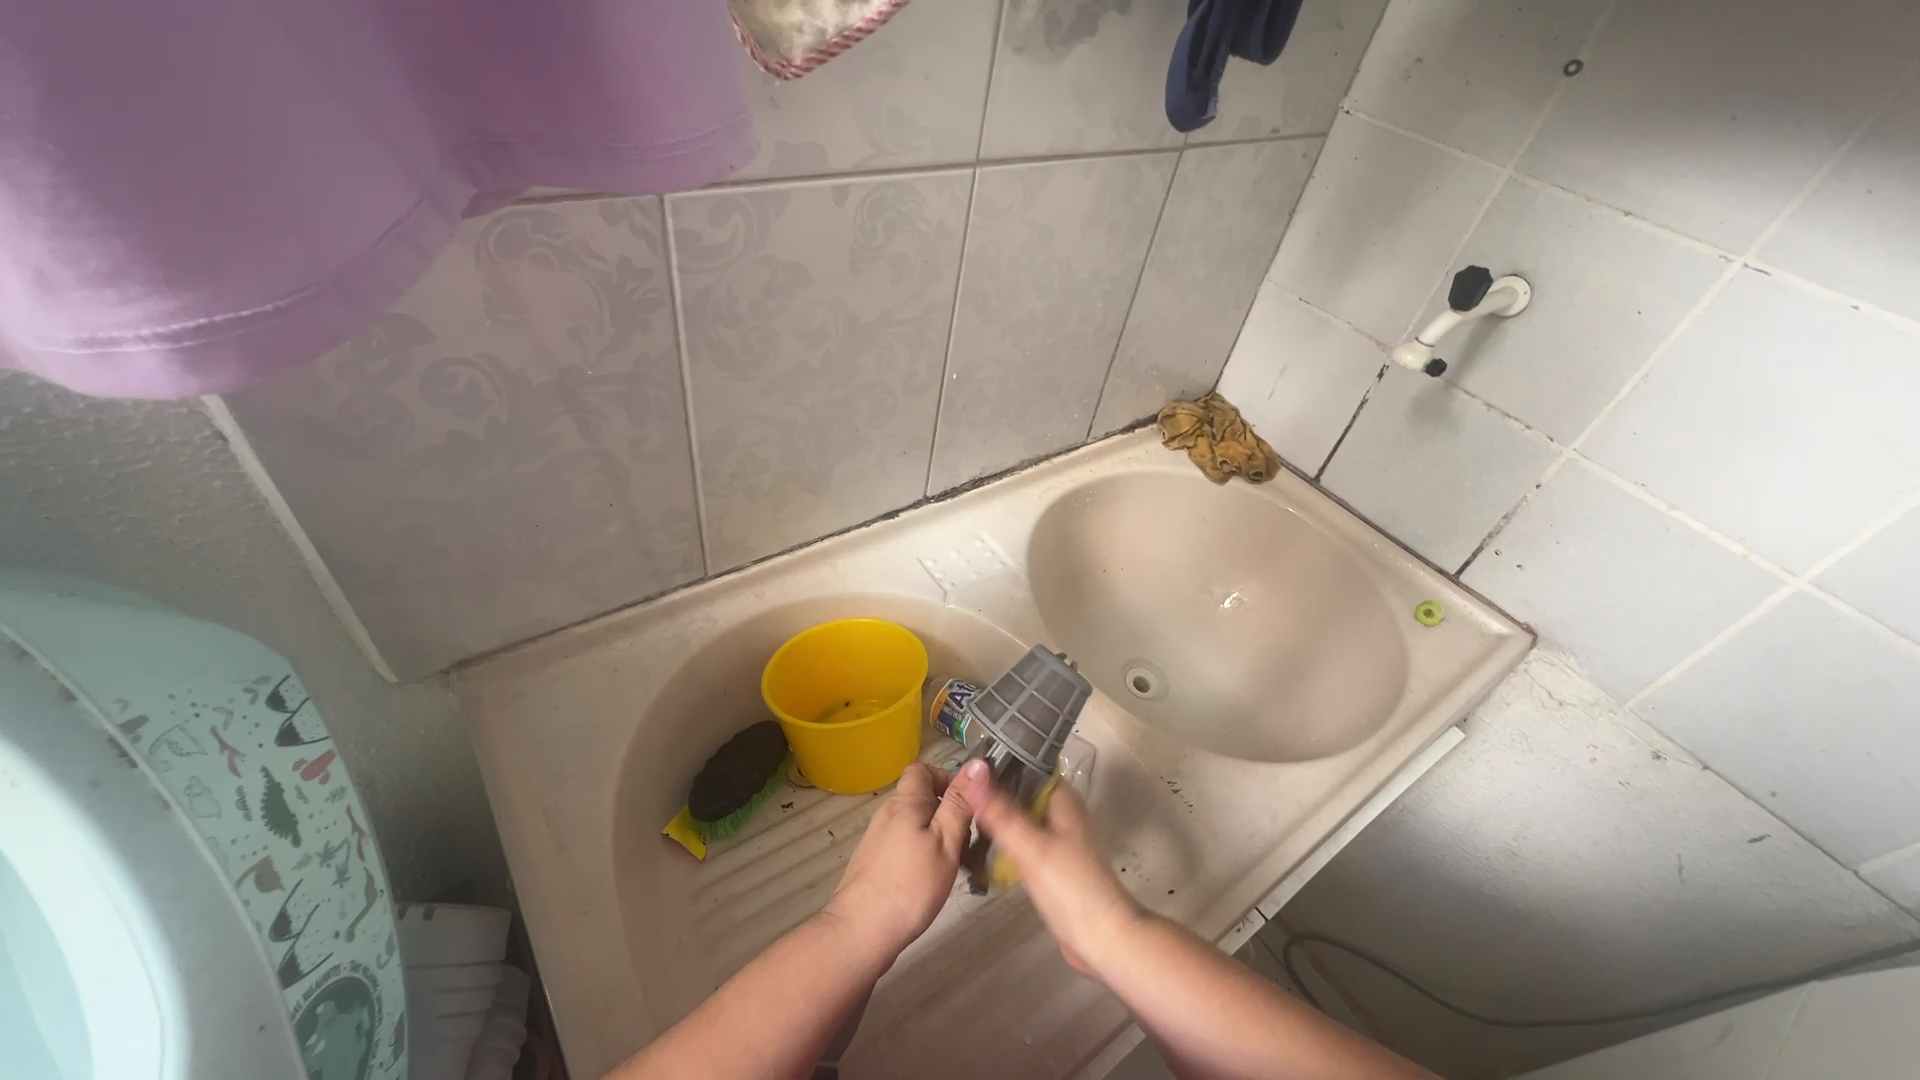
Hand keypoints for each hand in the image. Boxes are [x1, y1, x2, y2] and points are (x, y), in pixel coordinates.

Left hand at [821, 763, 972, 957]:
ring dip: (934, 835)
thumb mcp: (945, 842)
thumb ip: (959, 803)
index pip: (922, 770)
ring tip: (950, 864)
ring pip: (912, 823)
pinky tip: (927, 880)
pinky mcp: (872, 861)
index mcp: (905, 803)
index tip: (966, 805)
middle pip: (919, 798)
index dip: (946, 779)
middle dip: (945, 812)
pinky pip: (902, 843)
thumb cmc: (910, 886)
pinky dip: (919, 852)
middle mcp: (887, 814)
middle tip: (964, 842)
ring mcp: (876, 838)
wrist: (861, 932)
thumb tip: (977, 763)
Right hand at [957, 759, 1142, 978]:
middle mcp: (1064, 816)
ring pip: (1024, 821)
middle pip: (1025, 795)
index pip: (1030, 769)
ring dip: (1001, 821)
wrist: (1103, 939)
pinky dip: (1008, 844)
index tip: (969, 770)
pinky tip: (985, 850)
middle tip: (959, 798)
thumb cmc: (1070, 887)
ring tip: (965, 819)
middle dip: (996, 795)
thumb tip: (973, 771)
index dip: (1001, 765)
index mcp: (1065, 801)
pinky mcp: (1056, 867)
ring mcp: (1061, 842)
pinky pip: (1027, 845)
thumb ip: (1000, 812)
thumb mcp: (1030, 846)